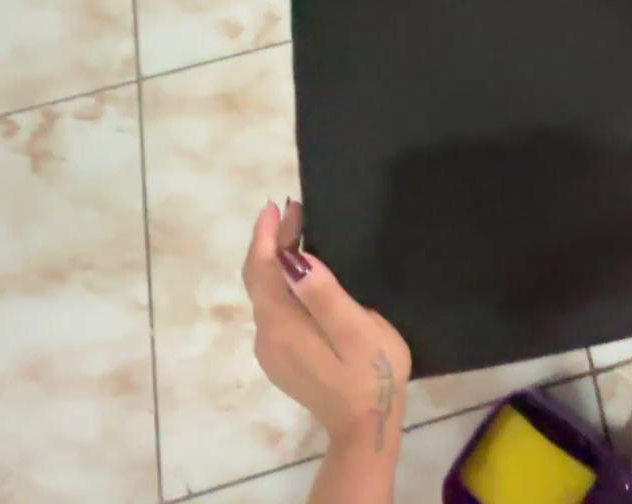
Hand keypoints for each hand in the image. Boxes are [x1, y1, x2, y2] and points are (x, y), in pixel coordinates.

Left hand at [242, 200, 411, 445]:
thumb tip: (294, 259)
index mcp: (283, 325)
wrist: (365, 426)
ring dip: (278, 259)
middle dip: (272, 242)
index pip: (262, 271)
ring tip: (300, 230)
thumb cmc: (370, 372)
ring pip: (268, 294)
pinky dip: (284, 280)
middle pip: (261, 280)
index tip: (276, 205)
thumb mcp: (356, 329)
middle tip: (296, 208)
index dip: (265, 236)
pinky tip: (304, 272)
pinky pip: (277, 308)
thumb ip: (324, 295)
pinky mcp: (286, 357)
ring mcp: (274, 350)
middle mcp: (269, 336)